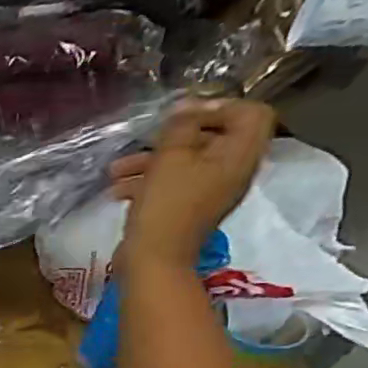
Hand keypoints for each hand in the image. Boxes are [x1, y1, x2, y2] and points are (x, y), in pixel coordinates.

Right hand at [110, 98, 276, 271]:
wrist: (153, 261)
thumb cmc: (166, 206)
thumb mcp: (172, 156)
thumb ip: (182, 125)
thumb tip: (187, 109)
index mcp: (240, 156)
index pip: (250, 113)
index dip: (220, 106)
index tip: (185, 115)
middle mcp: (231, 172)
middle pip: (213, 138)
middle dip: (174, 136)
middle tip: (148, 138)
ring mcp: (209, 193)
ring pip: (186, 163)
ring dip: (151, 161)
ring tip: (116, 169)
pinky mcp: (186, 210)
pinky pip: (173, 185)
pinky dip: (148, 182)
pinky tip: (118, 190)